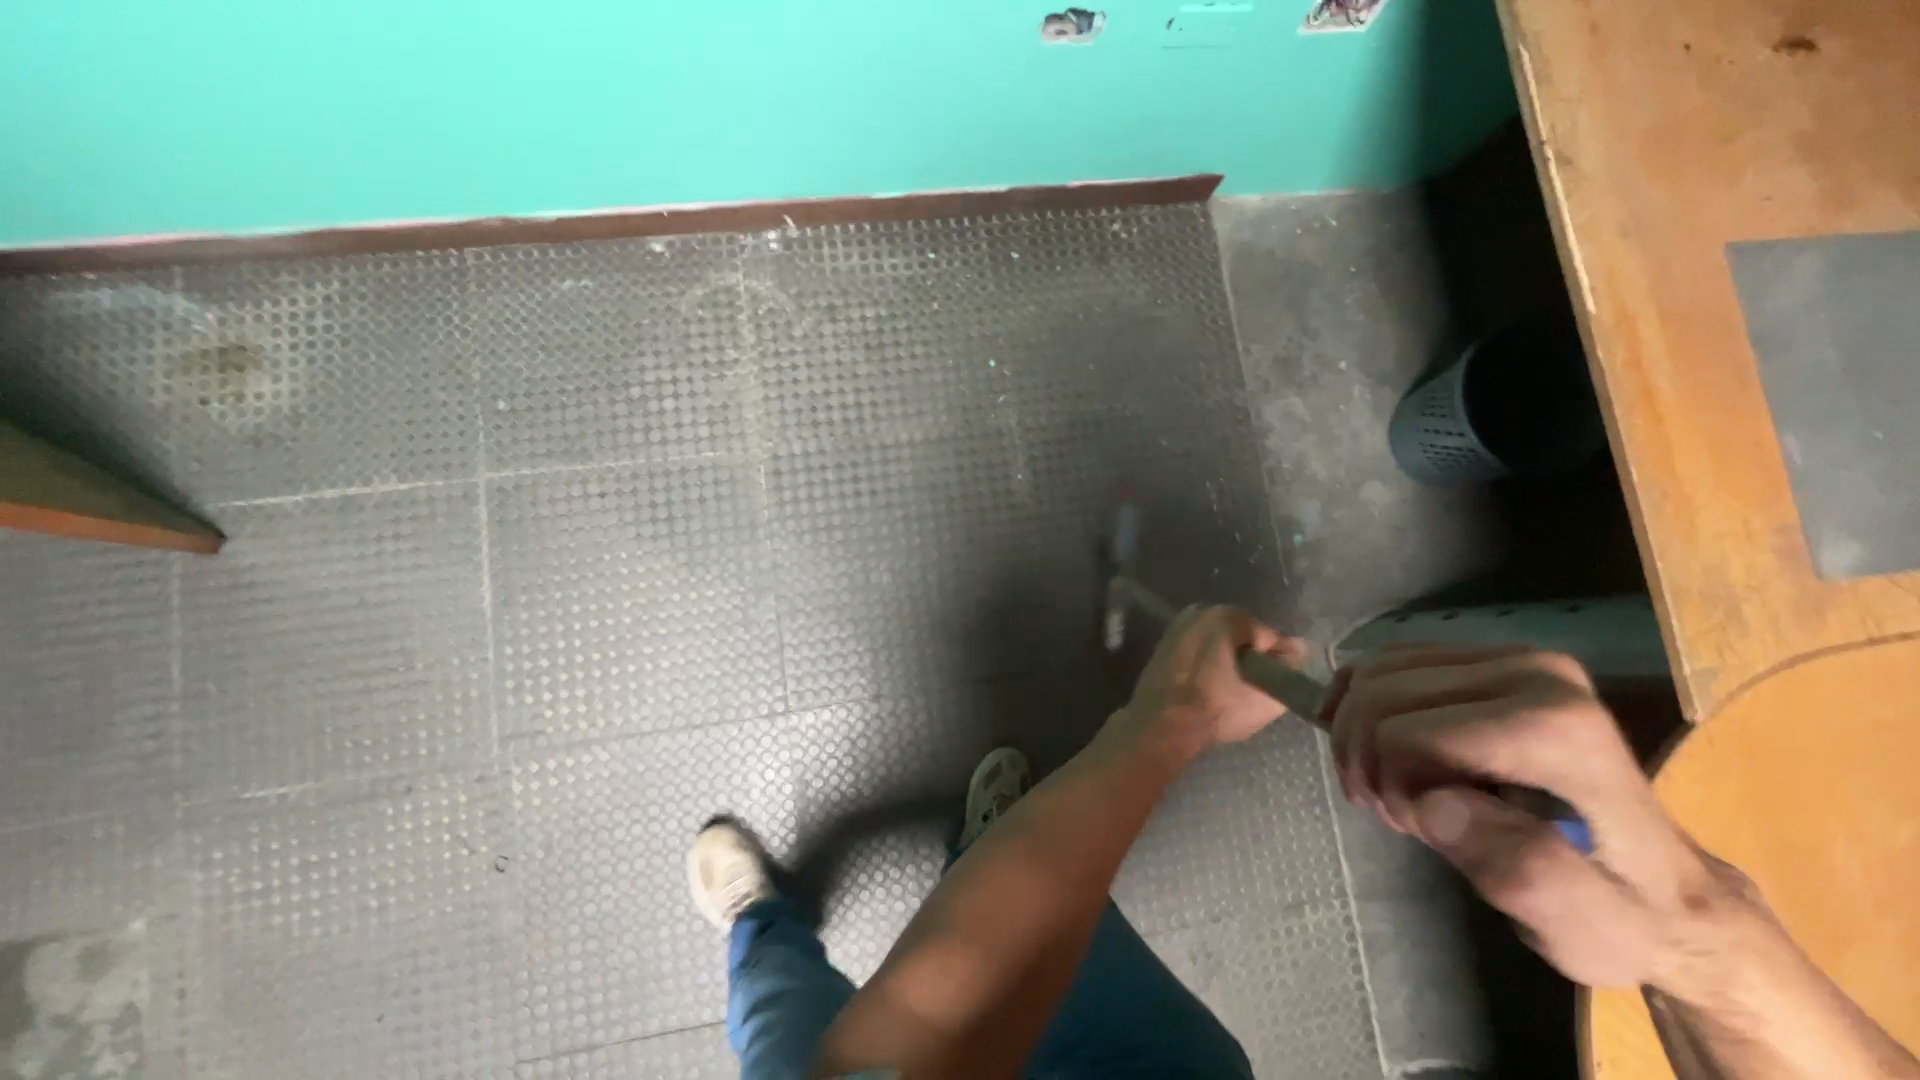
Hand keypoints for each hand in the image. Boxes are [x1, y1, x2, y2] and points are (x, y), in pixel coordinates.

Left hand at [1121, 605, 1309, 745]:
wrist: (1160, 724)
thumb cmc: (1217, 707)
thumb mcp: (1265, 696)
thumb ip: (1289, 669)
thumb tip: (1301, 648)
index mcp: (1226, 616)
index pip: (1267, 636)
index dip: (1277, 660)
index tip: (1278, 682)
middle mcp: (1200, 612)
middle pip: (1240, 636)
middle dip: (1250, 657)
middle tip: (1255, 687)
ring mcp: (1177, 627)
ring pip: (1216, 642)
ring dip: (1227, 659)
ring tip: (1232, 690)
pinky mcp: (1162, 646)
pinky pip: (1196, 651)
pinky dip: (1205, 663)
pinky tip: (1208, 686)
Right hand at [1323, 645, 1742, 991]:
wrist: (1666, 887)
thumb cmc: (1624, 918)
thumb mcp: (1589, 930)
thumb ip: (1523, 871)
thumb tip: (1434, 804)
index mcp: (1555, 728)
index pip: (1406, 734)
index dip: (1393, 790)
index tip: (1424, 833)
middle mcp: (1534, 673)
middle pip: (1381, 695)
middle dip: (1368, 760)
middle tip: (1402, 814)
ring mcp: (1510, 658)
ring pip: (1374, 674)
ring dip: (1361, 737)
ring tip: (1397, 787)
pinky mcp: (1489, 659)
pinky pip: (1388, 665)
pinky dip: (1361, 707)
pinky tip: (1380, 751)